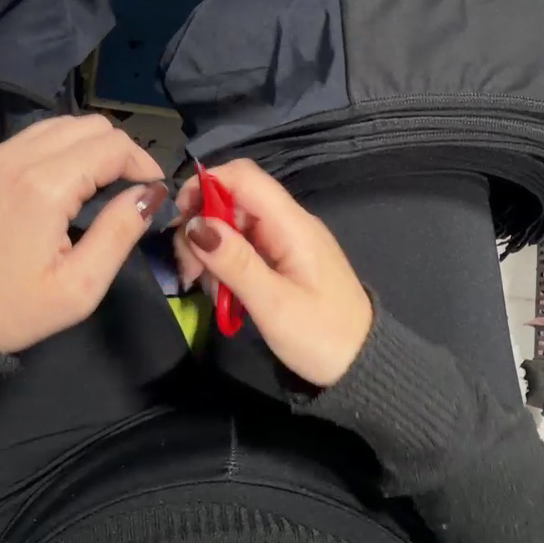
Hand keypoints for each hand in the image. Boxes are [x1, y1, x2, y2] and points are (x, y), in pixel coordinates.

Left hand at [0, 115, 166, 353]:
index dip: (143, 163)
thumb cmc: (13, 309)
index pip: (113, 145)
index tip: (152, 192)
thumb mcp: (80, 286)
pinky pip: (32, 136)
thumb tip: (150, 193)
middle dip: (120, 151)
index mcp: (45, 186)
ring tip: (100, 184)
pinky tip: (64, 182)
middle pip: (90, 124)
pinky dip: (60, 148)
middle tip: (129, 189)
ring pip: (60, 124)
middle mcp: (18, 157)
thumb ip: (120, 232)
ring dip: (90, 146)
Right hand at [174, 160, 371, 385]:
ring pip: (234, 225)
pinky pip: (244, 247)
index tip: (180, 220)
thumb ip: (234, 262)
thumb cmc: (322, 337)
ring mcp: (286, 241)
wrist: (363, 365)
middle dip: (202, 227)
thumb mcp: (273, 304)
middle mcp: (289, 223)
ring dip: (210, 250)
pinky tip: (222, 293)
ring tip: (206, 289)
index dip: (205, 185)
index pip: (243, 176)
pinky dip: (225, 264)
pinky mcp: (283, 260)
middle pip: (233, 200)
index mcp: (292, 224)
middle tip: (189, 271)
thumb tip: (194, 224)